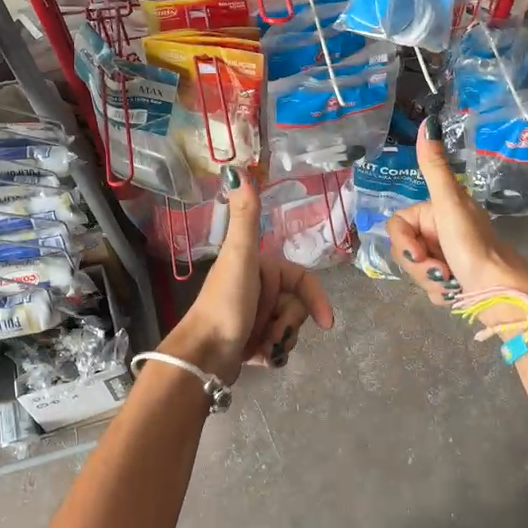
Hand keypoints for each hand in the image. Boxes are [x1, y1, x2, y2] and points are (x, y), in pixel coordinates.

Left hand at [161, 166, 334, 384]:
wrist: (202, 358)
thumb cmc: (225, 305)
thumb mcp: (239, 256)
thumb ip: (246, 216)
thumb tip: (236, 168)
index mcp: (259, 267)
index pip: (302, 279)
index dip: (315, 299)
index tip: (326, 323)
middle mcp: (257, 289)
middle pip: (297, 306)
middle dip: (289, 323)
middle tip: (271, 333)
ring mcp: (253, 316)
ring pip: (289, 327)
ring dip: (281, 340)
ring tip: (262, 348)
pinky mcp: (249, 342)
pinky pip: (277, 347)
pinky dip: (272, 354)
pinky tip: (259, 358)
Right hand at [385, 116, 527, 319]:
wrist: (502, 291)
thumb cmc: (474, 246)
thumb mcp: (450, 203)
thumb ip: (434, 166)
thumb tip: (428, 121)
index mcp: (437, 210)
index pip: (397, 226)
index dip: (404, 243)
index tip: (420, 252)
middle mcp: (440, 230)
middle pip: (404, 250)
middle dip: (419, 266)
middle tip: (442, 270)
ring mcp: (445, 255)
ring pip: (414, 271)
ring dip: (430, 281)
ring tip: (452, 282)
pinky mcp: (452, 281)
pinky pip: (429, 289)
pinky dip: (441, 293)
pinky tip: (456, 293)